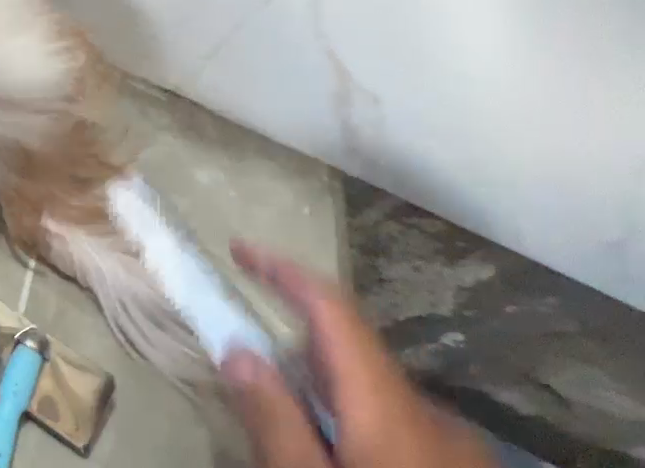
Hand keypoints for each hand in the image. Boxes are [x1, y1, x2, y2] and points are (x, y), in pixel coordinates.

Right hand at [221, 243, 496, 467]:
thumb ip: (273, 417)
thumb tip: (238, 349)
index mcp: (390, 407)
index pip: (334, 310)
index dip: (284, 270)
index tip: (238, 249)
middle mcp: (433, 413)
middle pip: (353, 350)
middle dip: (296, 340)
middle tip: (245, 352)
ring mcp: (458, 446)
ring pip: (376, 388)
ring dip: (325, 383)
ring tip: (287, 415)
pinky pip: (399, 420)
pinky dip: (355, 413)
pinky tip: (337, 448)